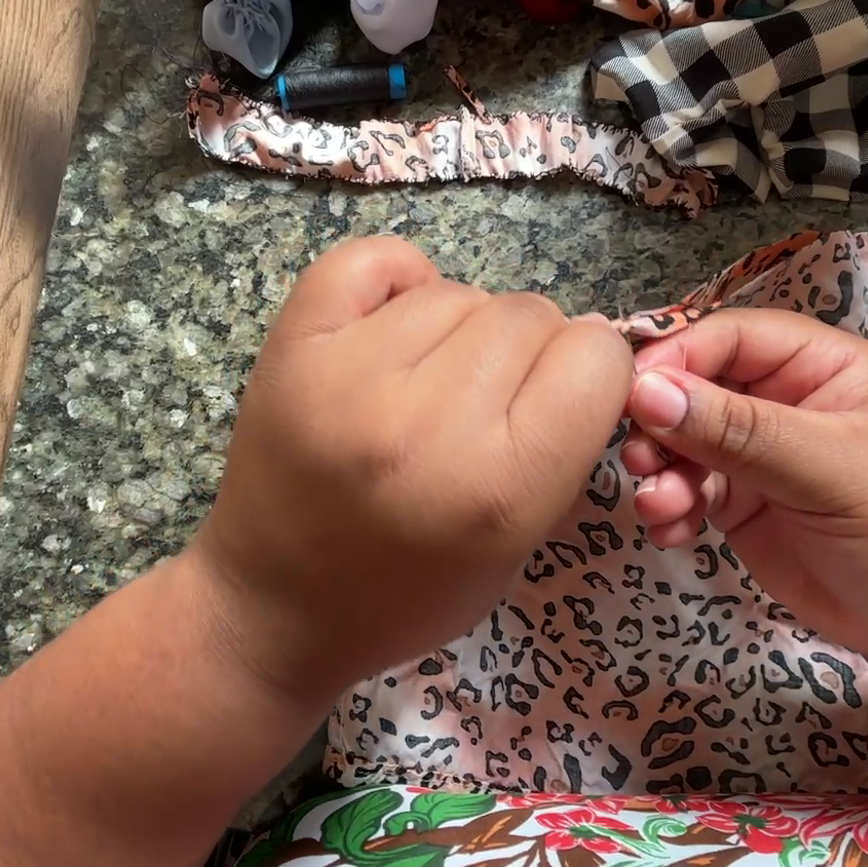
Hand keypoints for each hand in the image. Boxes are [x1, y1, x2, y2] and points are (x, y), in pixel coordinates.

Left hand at [188, 235, 633, 699]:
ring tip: (426, 378)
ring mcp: (351, 376)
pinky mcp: (292, 344)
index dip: (590, 373)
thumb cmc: (406, 594)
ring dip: (460, 327)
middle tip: (485, 399)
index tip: (560, 396)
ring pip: (459, 291)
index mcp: (499, 487)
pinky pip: (373, 259)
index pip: (595, 358)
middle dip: (527, 353)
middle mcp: (428, 423)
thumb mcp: (517, 548)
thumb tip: (584, 344)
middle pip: (530, 314)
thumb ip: (562, 448)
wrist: (272, 606)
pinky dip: (396, 281)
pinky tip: (388, 325)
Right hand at [620, 308, 867, 664]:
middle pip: (694, 387)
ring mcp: (757, 455)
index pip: (731, 337)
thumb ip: (740, 431)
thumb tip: (647, 391)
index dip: (677, 356)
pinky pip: (685, 490)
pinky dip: (668, 508)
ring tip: (660, 507)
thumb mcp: (838, 472)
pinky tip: (671, 532)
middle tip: (636, 459)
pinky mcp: (739, 504)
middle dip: (659, 422)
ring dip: (659, 471)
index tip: (630, 394)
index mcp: (820, 367)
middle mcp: (782, 402)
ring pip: (681, 442)